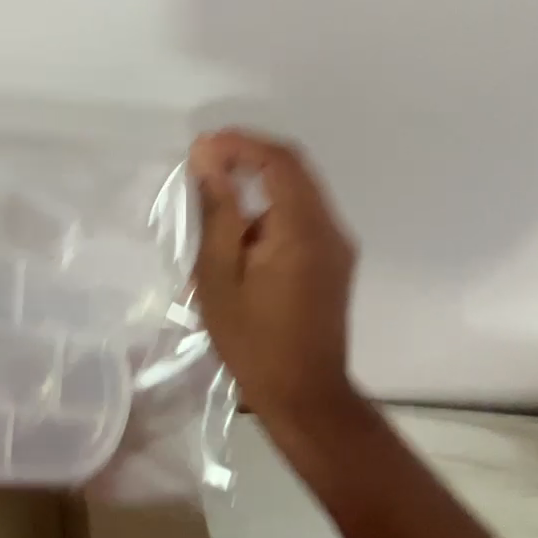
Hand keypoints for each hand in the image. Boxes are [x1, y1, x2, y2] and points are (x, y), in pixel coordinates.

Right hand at [190, 129, 360, 425]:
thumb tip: (208, 157)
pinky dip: (270, 198)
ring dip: (258, 174)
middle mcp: (330, 228)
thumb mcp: (219, 272)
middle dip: (248, 152)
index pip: (279, 160)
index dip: (239, 143)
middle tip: (203, 158)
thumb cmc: (251, 337)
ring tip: (214, 183)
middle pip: (294, 167)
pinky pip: (302, 209)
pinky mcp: (333, 259)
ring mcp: (337, 245)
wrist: (304, 394)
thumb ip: (217, 210)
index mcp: (303, 230)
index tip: (200, 148)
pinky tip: (238, 217)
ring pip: (299, 186)